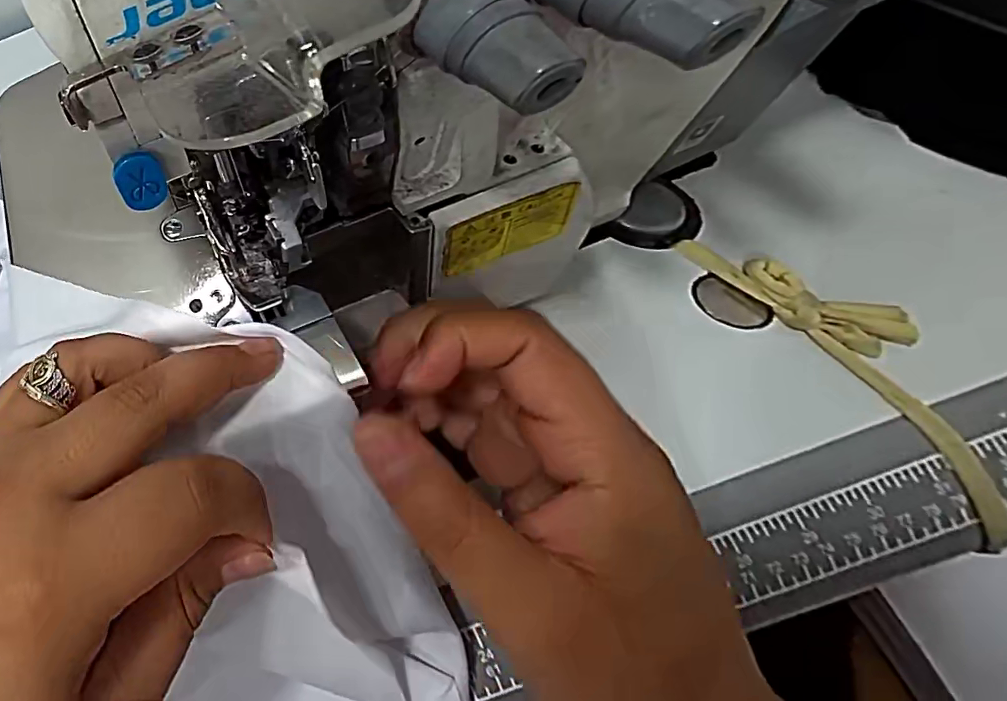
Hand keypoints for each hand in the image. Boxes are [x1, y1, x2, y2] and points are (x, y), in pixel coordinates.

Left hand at [0, 333, 283, 700]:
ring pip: (82, 364)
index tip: (255, 528)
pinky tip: (116, 378)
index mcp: (56, 573)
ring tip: (192, 359)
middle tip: (257, 359)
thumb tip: (238, 542)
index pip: (184, 495)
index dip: (241, 503)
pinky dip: (85, 363)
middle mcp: (19, 493)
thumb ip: (176, 609)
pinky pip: (32, 378)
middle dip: (214, 371)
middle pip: (141, 400)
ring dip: (147, 352)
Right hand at [352, 302, 774, 700]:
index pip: (526, 345)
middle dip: (424, 352)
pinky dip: (427, 424)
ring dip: (419, 388)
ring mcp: (556, 455)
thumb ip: (441, 514)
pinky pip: (472, 426)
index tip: (400, 378)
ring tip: (377, 421)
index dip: (454, 340)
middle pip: (497, 349)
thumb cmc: (636, 680)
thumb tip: (370, 430)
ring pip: (478, 383)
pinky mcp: (534, 478)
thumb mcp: (529, 605)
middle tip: (372, 389)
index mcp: (603, 450)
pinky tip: (401, 446)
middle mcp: (581, 435)